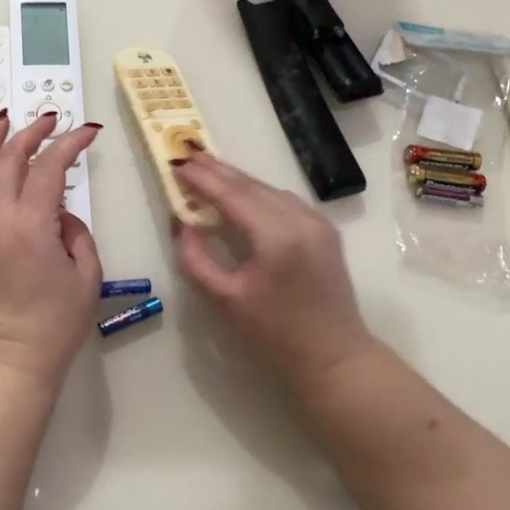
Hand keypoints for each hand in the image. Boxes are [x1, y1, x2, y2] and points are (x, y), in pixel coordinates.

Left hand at [0, 109, 103, 386]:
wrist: (12, 353)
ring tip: (8, 119)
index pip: (49, 167)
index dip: (70, 143)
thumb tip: (60, 211)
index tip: (87, 132)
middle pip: (10, 157)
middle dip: (32, 132)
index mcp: (30, 224)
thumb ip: (76, 230)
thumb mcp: (87, 273)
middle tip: (53, 119)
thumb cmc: (57, 320)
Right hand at [172, 150, 372, 384]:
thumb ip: (196, 259)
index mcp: (276, 236)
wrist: (333, 353)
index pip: (231, 195)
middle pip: (251, 185)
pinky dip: (258, 192)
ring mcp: (317, 222)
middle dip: (218, 170)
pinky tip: (241, 193)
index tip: (176, 164)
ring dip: (238, 180)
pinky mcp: (324, 230)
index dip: (202, 179)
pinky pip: (285, 201)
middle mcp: (300, 219)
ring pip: (269, 189)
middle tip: (188, 155)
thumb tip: (182, 225)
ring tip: (208, 169)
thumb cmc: (274, 332)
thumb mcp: (224, 299)